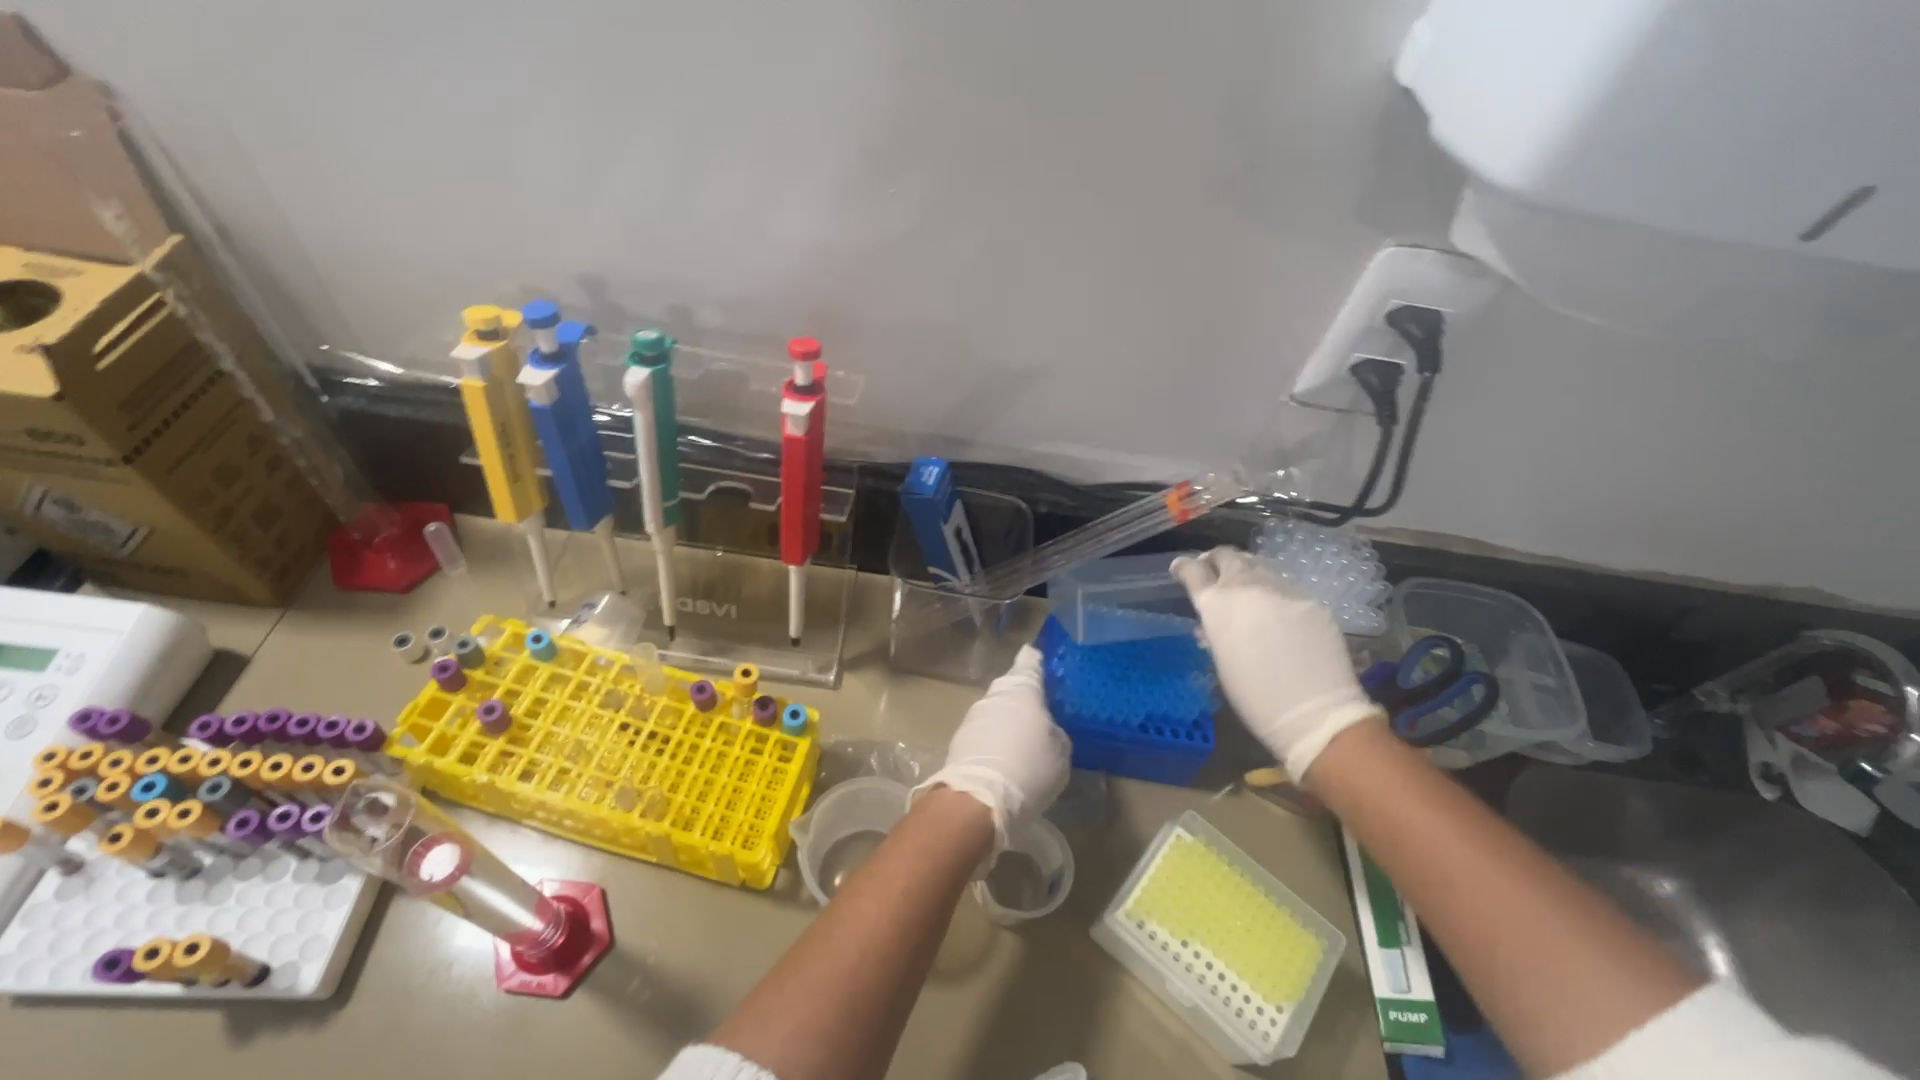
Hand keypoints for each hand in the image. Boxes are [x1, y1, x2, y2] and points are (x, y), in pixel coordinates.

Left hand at [915, 645, 1071, 850]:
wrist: (979, 800)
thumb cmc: (1030, 767)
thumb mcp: (1061, 751)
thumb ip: (1054, 731)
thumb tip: (1046, 729)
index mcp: (1022, 689)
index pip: (1029, 660)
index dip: (1037, 661)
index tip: (1044, 665)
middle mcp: (994, 696)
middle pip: (1011, 689)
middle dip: (1024, 700)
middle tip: (1041, 716)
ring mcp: (973, 718)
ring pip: (996, 712)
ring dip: (1007, 724)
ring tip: (1023, 746)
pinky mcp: (958, 742)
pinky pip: (983, 735)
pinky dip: (993, 743)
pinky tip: (1005, 762)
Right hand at [1172, 546, 1382, 781]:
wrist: (1314, 711)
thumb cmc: (1255, 698)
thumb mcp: (1222, 663)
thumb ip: (1216, 633)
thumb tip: (1212, 625)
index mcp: (1217, 606)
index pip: (1193, 571)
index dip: (1184, 567)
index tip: (1181, 569)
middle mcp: (1248, 588)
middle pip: (1227, 556)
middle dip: (1215, 560)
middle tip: (1212, 570)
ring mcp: (1283, 590)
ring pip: (1258, 565)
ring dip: (1246, 571)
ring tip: (1244, 585)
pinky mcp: (1311, 599)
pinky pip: (1285, 586)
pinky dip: (1273, 591)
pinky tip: (1276, 609)